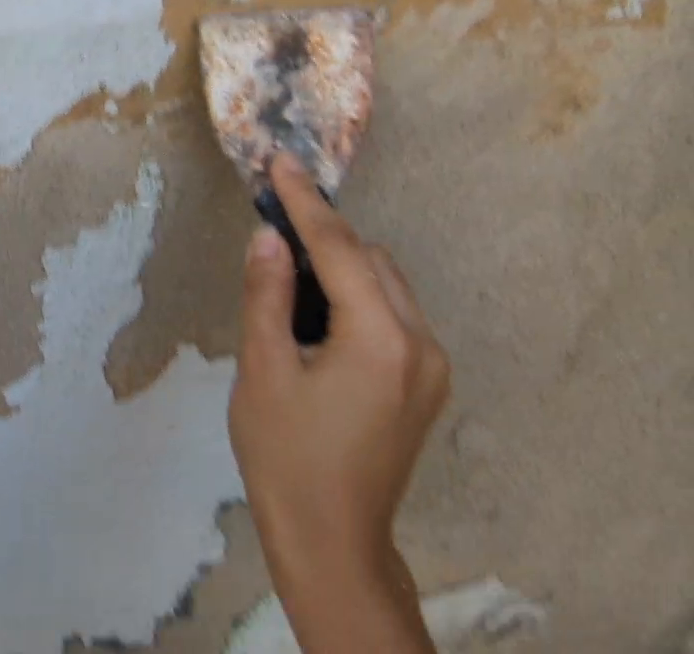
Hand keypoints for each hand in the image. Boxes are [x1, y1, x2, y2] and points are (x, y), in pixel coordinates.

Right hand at [229, 153, 449, 651]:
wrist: (329, 530)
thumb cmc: (282, 449)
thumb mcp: (262, 368)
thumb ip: (267, 295)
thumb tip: (268, 236)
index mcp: (381, 340)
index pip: (342, 252)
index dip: (306, 204)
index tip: (280, 164)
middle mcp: (422, 346)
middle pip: (375, 262)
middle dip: (324, 231)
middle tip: (270, 209)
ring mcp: (431, 367)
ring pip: (387, 286)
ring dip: (340, 262)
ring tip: (284, 257)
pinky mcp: (424, 384)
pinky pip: (391, 314)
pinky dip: (354, 293)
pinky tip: (313, 304)